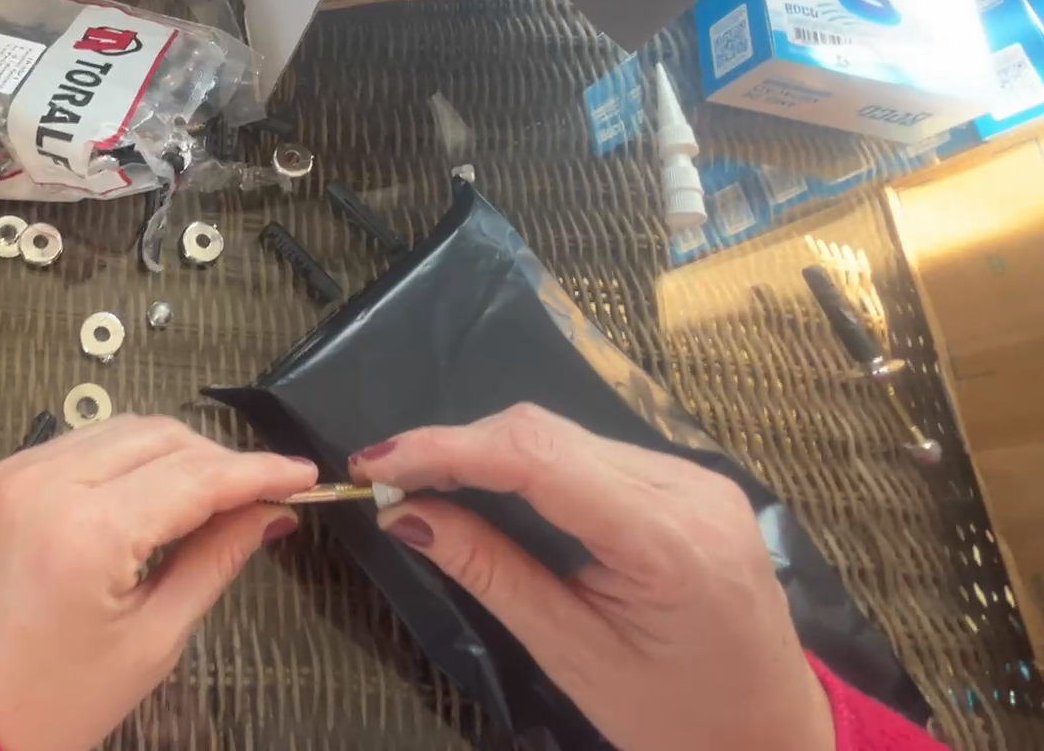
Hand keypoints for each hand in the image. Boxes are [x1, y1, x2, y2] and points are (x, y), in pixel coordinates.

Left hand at [0, 415, 316, 750]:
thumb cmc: (59, 699)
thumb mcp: (152, 639)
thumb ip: (216, 559)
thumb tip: (270, 512)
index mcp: (86, 530)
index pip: (193, 476)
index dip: (257, 471)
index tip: (303, 475)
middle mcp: (49, 478)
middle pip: (159, 435)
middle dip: (218, 458)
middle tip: (260, 494)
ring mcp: (20, 466)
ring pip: (123, 427)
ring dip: (176, 450)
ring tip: (213, 493)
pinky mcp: (6, 470)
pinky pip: (86, 441)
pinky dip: (129, 454)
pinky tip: (153, 487)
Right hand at [349, 404, 833, 750]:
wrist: (779, 742)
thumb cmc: (677, 720)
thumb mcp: (569, 652)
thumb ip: (484, 569)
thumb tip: (400, 513)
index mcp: (668, 538)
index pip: (534, 457)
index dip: (442, 448)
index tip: (372, 463)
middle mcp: (683, 485)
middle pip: (538, 432)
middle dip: (450, 447)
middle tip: (386, 477)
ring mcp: (684, 474)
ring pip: (549, 431)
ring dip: (475, 449)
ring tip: (420, 480)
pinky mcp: (673, 477)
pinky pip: (572, 447)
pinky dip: (511, 458)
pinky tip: (479, 483)